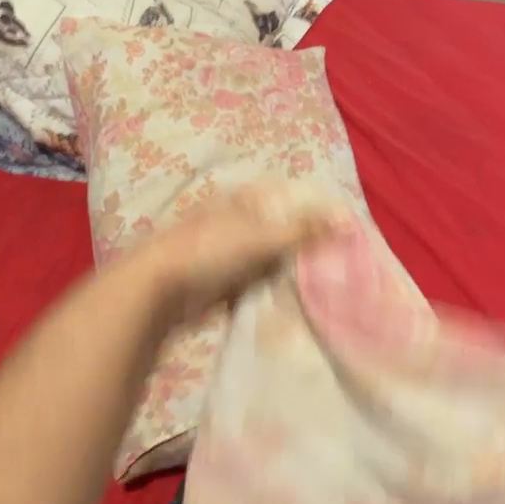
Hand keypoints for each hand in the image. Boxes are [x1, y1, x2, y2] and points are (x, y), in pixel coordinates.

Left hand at [122, 183, 351, 327]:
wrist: (156, 292)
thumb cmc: (208, 251)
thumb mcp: (262, 237)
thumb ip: (305, 229)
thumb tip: (348, 219)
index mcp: (247, 200)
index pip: (293, 199)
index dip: (320, 213)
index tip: (348, 233)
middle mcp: (240, 222)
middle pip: (285, 232)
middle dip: (310, 247)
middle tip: (344, 265)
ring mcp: (230, 253)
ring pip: (273, 261)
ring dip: (293, 273)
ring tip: (328, 287)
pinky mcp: (224, 283)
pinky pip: (258, 285)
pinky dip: (274, 292)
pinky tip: (296, 304)